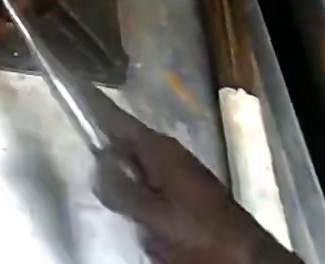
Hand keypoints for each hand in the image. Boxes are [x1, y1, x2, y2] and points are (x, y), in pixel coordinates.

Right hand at [92, 93, 296, 263]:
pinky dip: (144, 198)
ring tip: (129, 205)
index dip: (93, 100)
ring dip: (128, 184)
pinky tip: (149, 225)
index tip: (72, 78)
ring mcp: (179, 169)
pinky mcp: (187, 189)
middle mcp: (166, 150)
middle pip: (124, 141)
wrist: (252, 260)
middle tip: (92, 162)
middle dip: (109, 154)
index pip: (115, 117)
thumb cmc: (201, 233)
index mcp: (157, 148)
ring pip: (138, 166)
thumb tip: (96, 164)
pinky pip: (153, 185)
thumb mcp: (155, 216)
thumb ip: (121, 189)